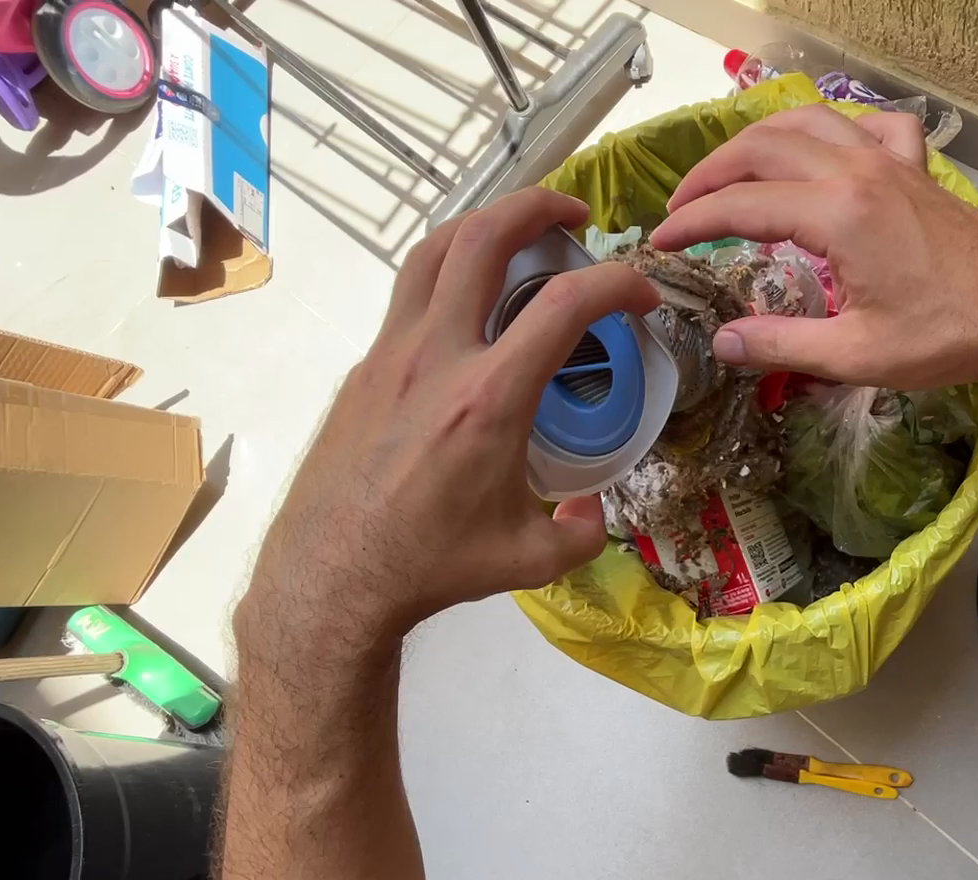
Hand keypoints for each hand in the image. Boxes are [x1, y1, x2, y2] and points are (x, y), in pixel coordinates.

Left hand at [236, 188, 657, 663]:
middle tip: (575, 217)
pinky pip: (410, 294)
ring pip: (434, 250)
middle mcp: (438, 356)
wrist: (334, 574)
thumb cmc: (435, 564)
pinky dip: (448, 275)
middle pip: (483, 238)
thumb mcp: (532, 559)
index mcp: (491, 398)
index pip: (566, 305)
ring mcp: (392, 353)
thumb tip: (591, 507)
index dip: (618, 284)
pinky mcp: (366, 368)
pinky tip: (469, 309)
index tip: (643, 296)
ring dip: (483, 225)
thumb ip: (581, 530)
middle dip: (538, 207)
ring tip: (517, 234)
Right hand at [650, 105, 977, 390]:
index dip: (692, 222)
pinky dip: (831, 130)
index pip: (742, 205)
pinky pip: (866, 126)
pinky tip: (823, 152)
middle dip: (711, 174)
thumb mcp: (854, 354)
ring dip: (757, 142)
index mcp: (838, 214)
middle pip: (763, 148)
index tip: (661, 241)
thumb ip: (781, 344)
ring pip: (807, 123)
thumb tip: (722, 341)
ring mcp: (891, 162)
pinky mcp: (915, 171)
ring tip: (730, 174)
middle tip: (682, 208)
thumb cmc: (944, 339)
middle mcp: (859, 171)